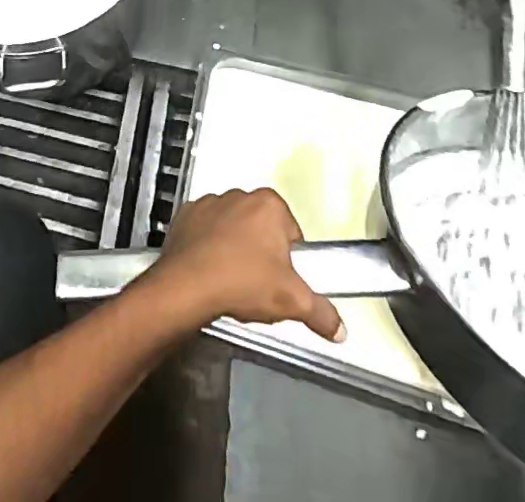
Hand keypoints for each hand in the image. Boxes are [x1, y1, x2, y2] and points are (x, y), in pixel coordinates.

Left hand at [143, 188, 344, 341]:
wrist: (187, 287)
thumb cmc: (242, 282)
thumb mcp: (293, 302)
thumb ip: (322, 313)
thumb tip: (338, 328)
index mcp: (269, 204)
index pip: (292, 233)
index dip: (290, 260)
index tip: (281, 279)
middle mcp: (239, 195)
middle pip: (261, 228)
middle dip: (262, 253)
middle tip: (259, 283)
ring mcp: (209, 203)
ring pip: (232, 227)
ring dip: (234, 247)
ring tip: (232, 280)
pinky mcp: (185, 215)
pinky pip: (204, 230)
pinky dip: (207, 246)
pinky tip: (209, 270)